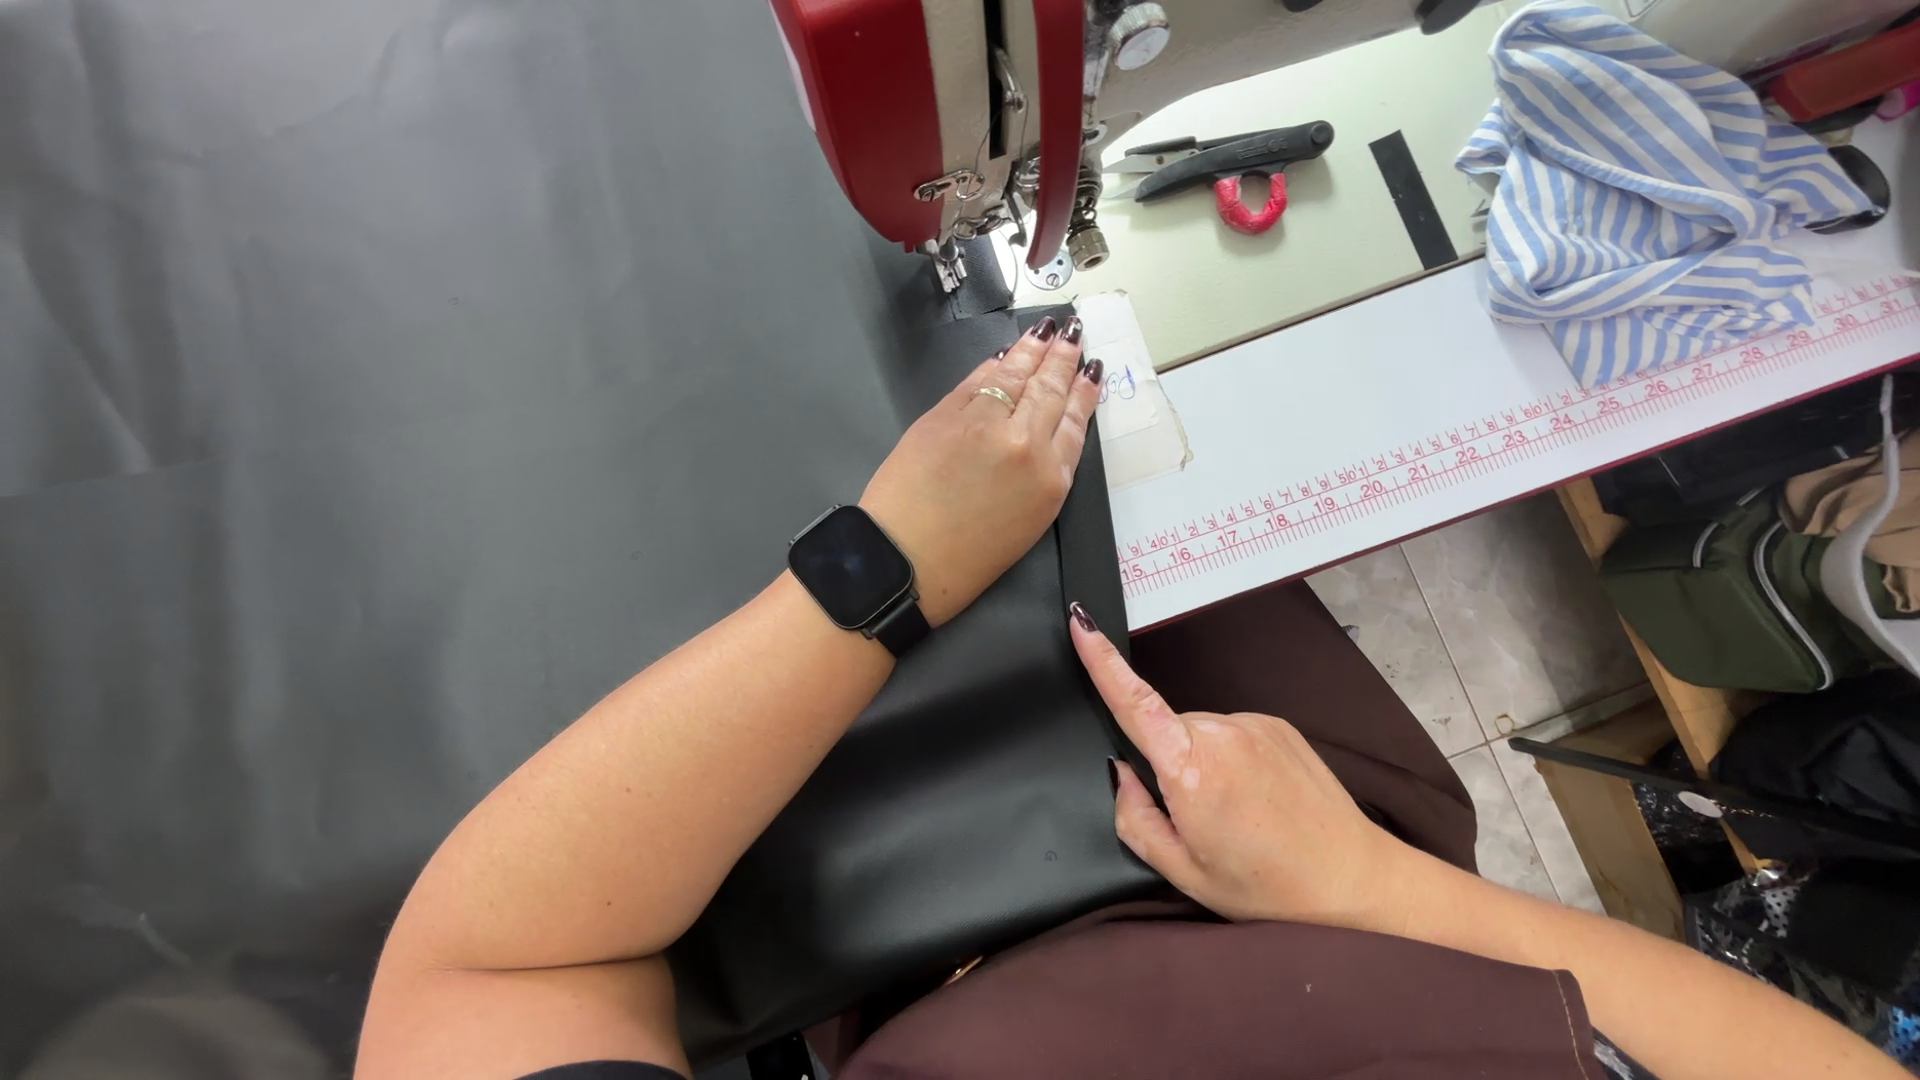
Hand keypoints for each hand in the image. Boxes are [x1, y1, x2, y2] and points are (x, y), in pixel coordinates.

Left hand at [861, 316, 1103, 625]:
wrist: (906, 560)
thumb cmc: (967, 559)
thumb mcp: (1028, 523)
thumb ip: (1043, 475)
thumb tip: (1042, 433)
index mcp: (1050, 480)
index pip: (1075, 422)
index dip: (1084, 391)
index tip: (1091, 369)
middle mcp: (1024, 443)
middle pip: (1049, 390)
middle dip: (1063, 358)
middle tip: (1073, 332)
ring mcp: (982, 424)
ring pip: (1015, 375)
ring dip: (1032, 349)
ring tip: (1046, 331)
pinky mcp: (945, 415)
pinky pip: (978, 380)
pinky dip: (993, 365)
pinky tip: (1003, 355)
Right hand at [1068, 609, 1425, 930]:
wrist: (1355, 880)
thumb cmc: (1268, 886)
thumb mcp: (1183, 870)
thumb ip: (1134, 817)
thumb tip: (1120, 772)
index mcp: (1191, 771)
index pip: (1134, 703)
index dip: (1102, 660)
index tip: (1081, 620)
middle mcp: (1222, 733)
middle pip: (1165, 728)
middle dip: (1166, 762)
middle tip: (1196, 816)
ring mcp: (1253, 723)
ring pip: (1197, 731)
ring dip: (1199, 760)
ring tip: (1235, 810)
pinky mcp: (1276, 723)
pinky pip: (1229, 731)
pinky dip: (1228, 757)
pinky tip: (1255, 795)